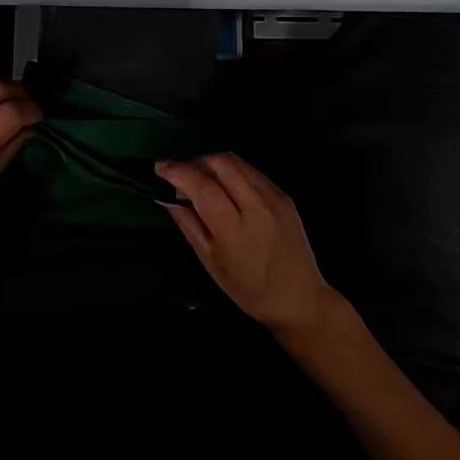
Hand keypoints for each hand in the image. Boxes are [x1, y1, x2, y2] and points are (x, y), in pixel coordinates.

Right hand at [156, 154, 343, 338]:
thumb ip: (188, 224)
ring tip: (200, 177)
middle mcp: (256, 206)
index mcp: (234, 228)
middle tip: (180, 174)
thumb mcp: (210, 261)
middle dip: (194, 161)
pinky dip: (232, 171)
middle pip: (220, 162)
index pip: (202, 186)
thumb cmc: (249, 289)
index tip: (160, 168)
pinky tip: (225, 186)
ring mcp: (274, 198)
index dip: (177, 171)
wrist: (299, 298)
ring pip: (237, 162)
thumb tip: (168, 198)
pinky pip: (252, 172)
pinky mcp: (284, 196)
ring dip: (212, 163)